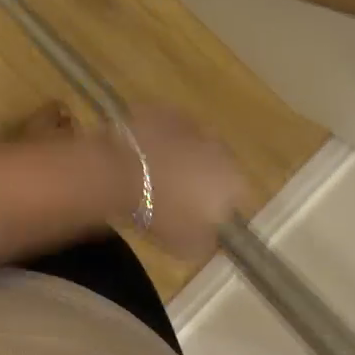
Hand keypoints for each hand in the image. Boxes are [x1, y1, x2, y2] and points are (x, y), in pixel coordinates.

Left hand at [105, 107, 246, 258]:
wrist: (116, 170)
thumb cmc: (158, 212)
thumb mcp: (189, 246)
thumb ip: (209, 242)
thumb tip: (211, 236)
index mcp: (232, 180)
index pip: (237, 196)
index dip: (219, 206)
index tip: (200, 215)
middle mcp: (218, 147)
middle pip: (216, 164)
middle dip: (201, 176)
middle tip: (176, 192)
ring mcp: (189, 123)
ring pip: (193, 143)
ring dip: (181, 154)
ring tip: (155, 170)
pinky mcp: (162, 109)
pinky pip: (167, 126)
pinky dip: (160, 136)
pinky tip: (143, 149)